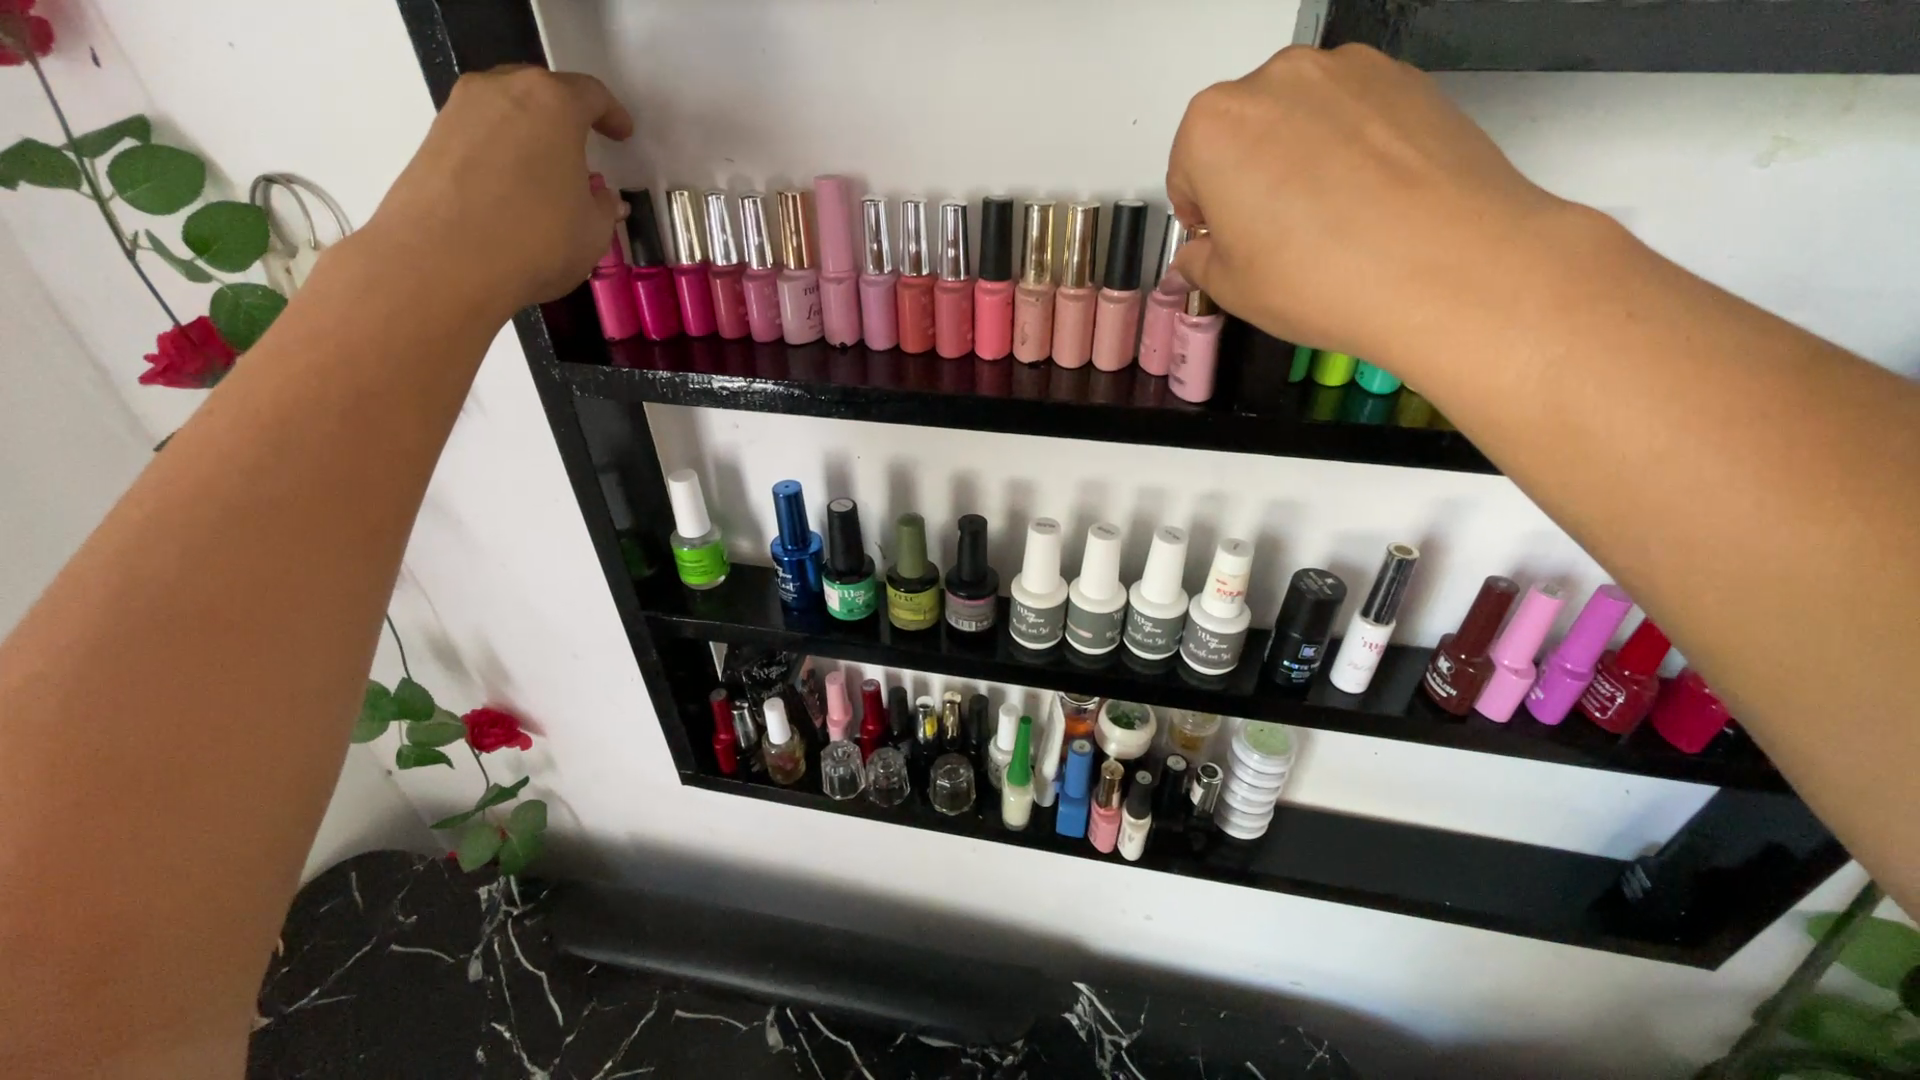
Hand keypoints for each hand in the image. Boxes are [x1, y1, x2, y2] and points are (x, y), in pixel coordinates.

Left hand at [362, 65, 632, 319]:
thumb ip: (603, 207)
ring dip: (530, 138)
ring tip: (546, 178)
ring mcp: (459, 112)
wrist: (443, 263)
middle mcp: (501, 92)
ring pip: (506, 113)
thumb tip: (601, 198)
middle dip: (565, 119)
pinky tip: (512, 194)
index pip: (590, 94)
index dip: (611, 113)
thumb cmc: (536, 239)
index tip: (622, 133)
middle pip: (541, 93)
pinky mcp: (431, 141)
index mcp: (552, 104)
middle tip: (582, 151)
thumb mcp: (593, 232)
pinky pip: (480, 138)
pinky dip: (501, 156)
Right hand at [1166, 44, 1577, 366]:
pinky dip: (1352, 150)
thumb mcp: (1233, 289)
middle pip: (1242, 132)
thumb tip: (1204, 254)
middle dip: (1248, 177)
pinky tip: (1367, 204)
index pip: (1186, 168)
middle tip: (1274, 236)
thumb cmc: (1333, 276)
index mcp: (1215, 126)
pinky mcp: (1403, 79)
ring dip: (1300, 160)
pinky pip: (1355, 115)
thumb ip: (1201, 261)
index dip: (1202, 212)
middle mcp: (1276, 81)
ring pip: (1300, 119)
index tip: (1222, 238)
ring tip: (1327, 224)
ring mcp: (1346, 73)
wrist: (1448, 268)